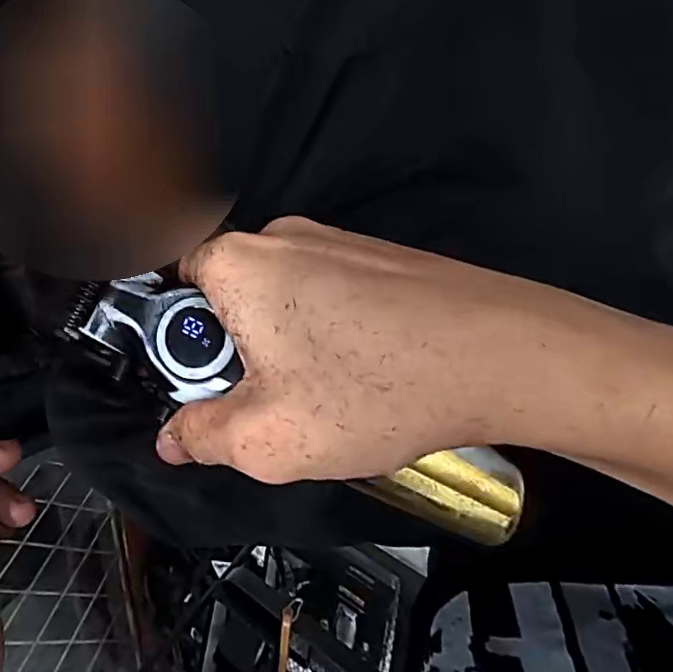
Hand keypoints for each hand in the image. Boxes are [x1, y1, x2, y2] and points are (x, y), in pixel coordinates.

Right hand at [155, 217, 626, 483]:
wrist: (503, 353)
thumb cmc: (372, 388)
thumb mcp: (270, 437)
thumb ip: (203, 436)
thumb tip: (171, 438)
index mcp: (234, 261)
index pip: (169, 282)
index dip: (177, 336)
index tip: (206, 376)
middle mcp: (273, 233)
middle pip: (220, 287)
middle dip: (229, 341)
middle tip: (262, 390)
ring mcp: (326, 234)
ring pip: (270, 289)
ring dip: (275, 333)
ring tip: (318, 382)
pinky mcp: (366, 249)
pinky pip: (314, 284)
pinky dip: (317, 320)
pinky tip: (357, 361)